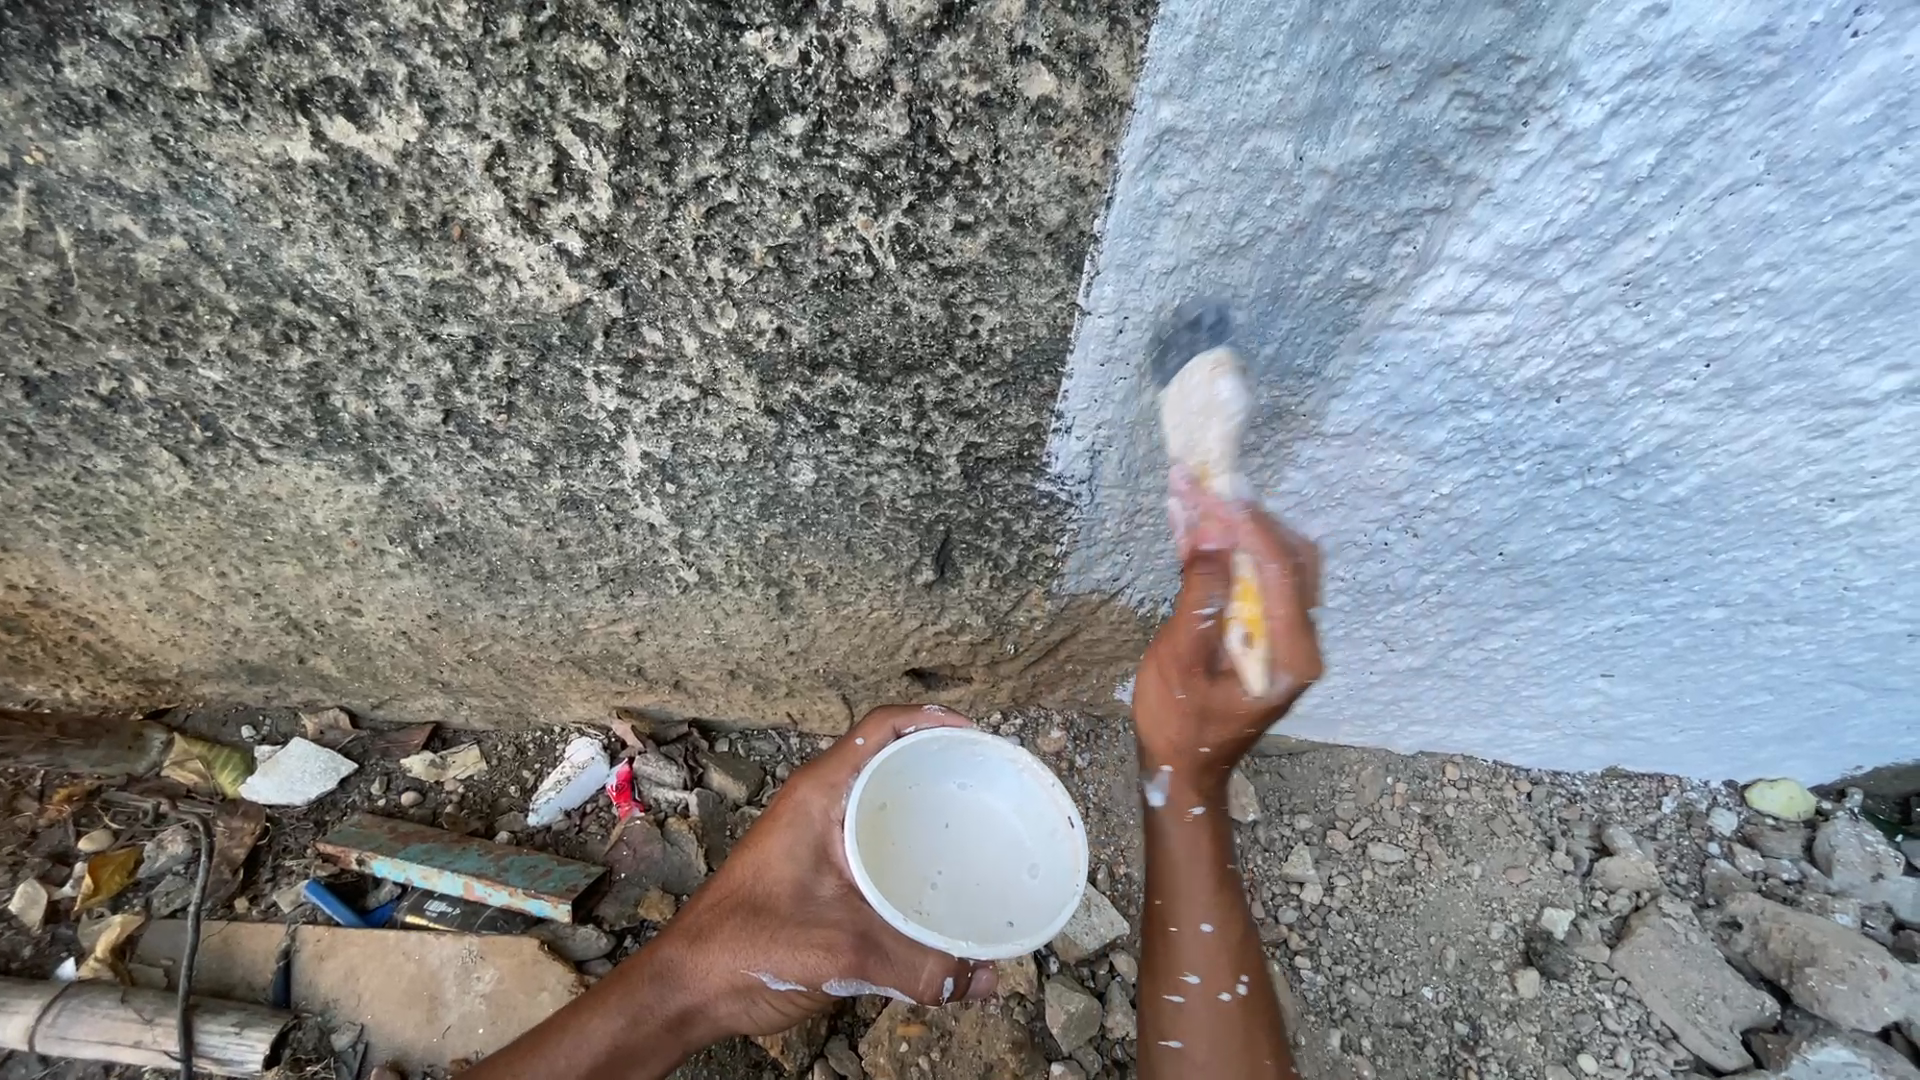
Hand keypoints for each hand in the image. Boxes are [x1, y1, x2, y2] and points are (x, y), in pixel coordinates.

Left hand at [646, 704, 998, 1038]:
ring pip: (877, 795)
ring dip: (919, 798)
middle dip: (934, 757)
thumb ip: (917, 966)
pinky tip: (930, 869)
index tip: (975, 734)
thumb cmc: (746, 947)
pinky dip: (903, 837)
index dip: (931, 717)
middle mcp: (818, 800)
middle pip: (885, 754)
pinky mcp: (816, 864)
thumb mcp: (842, 950)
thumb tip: (985, 979)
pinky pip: (869, 832)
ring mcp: (814, 831)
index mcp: (820, 791)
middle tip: (983, 778)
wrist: (685, 987)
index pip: (881, 725)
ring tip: (969, 817)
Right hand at [1134, 469, 1322, 788]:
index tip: (1211, 492)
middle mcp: (1302, 640)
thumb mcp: (1180, 661)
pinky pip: (1255, 580)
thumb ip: (1200, 598)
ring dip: (1235, 529)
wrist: (1184, 768)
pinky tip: (1192, 528)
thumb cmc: (1180, 723)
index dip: (1249, 525)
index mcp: (1292, 654)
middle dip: (1246, 517)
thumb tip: (1210, 537)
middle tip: (1201, 487)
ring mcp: (1287, 636)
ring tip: (1192, 496)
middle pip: (1291, 557)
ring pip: (1275, 562)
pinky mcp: (1266, 633)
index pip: (1283, 569)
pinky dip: (1228, 552)